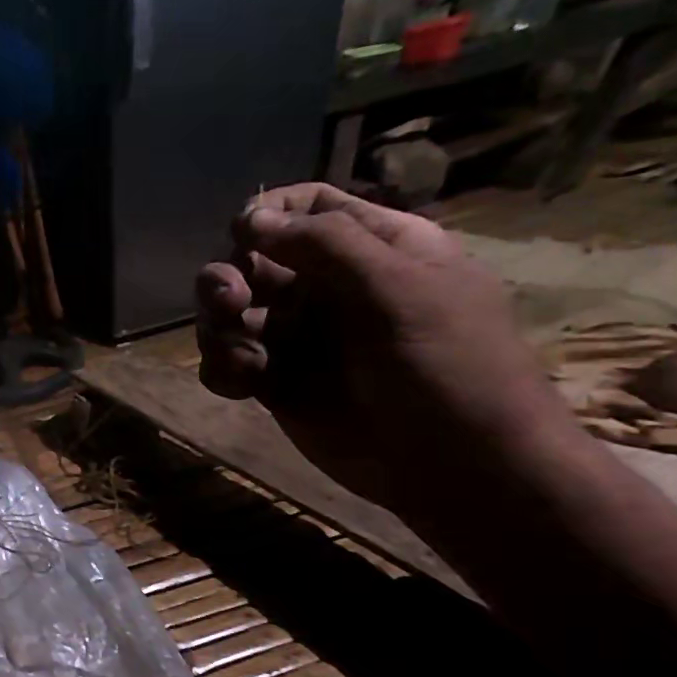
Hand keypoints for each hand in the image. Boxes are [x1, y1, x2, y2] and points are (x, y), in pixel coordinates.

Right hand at [195, 183, 574, 513]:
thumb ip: (326, 244)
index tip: (246, 235)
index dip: (268, 212)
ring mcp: (297, 335)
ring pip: (228, 310)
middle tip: (230, 302)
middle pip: (251, 258)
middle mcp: (327, 285)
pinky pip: (226, 359)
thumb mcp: (400, 290)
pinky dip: (221, 367)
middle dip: (228, 276)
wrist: (458, 471)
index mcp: (371, 248)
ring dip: (218, 327)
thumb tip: (249, 219)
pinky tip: (241, 386)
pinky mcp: (274, 381)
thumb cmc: (448, 369)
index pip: (306, 205)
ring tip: (244, 359)